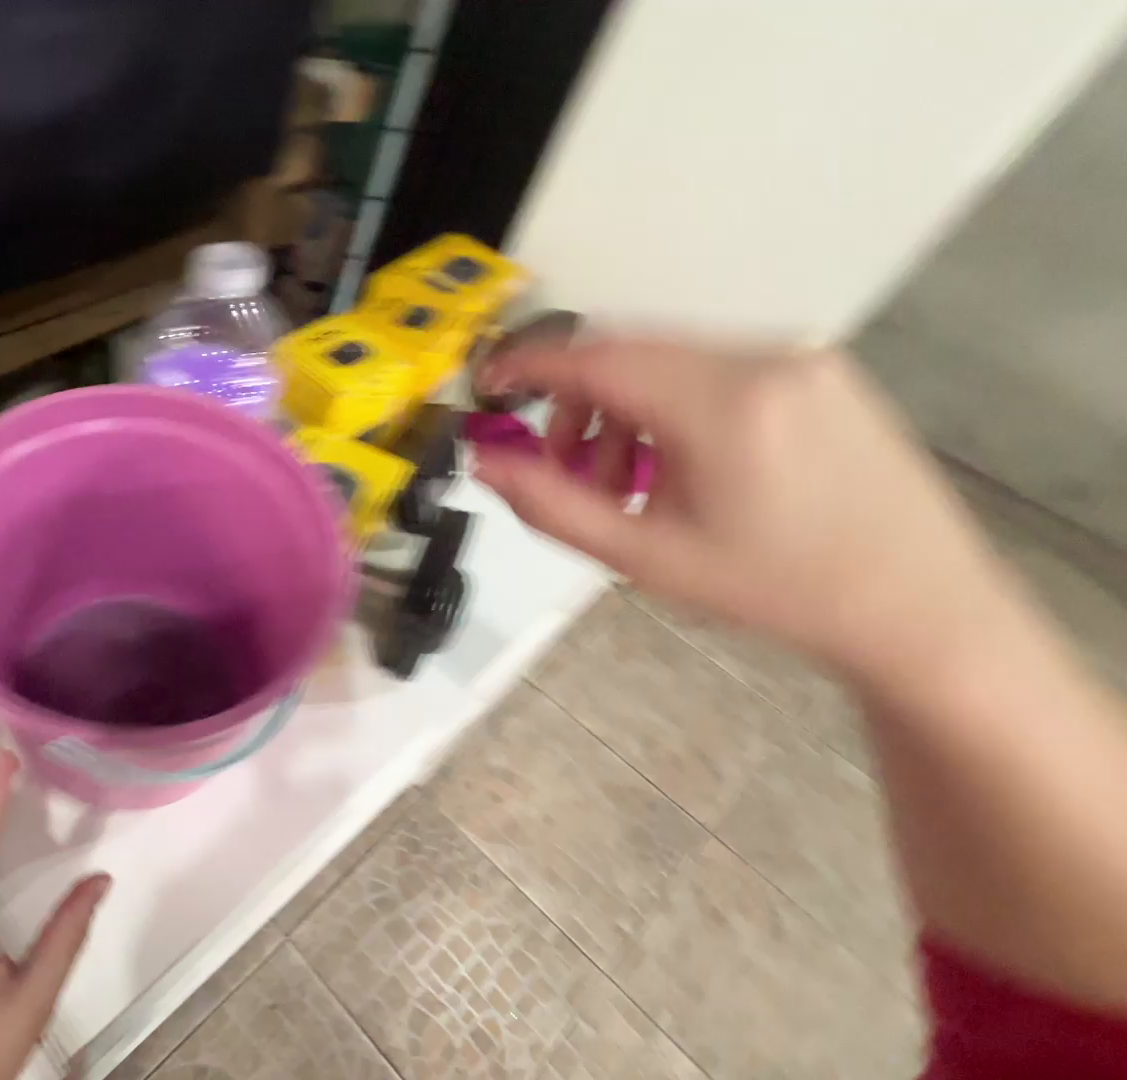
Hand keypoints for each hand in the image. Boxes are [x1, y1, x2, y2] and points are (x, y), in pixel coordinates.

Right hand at [472, 338, 1015, 680]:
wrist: (919, 605)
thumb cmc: (777, 590)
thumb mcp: (645, 559)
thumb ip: (551, 506)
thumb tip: (485, 463)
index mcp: (726, 405)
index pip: (597, 357)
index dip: (528, 366)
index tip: (487, 385)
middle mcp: (767, 359)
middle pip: (628, 352)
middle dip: (575, 403)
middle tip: (563, 466)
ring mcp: (802, 359)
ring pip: (667, 359)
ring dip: (621, 409)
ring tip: (626, 480)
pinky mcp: (820, 370)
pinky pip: (712, 368)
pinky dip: (668, 406)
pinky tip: (679, 465)